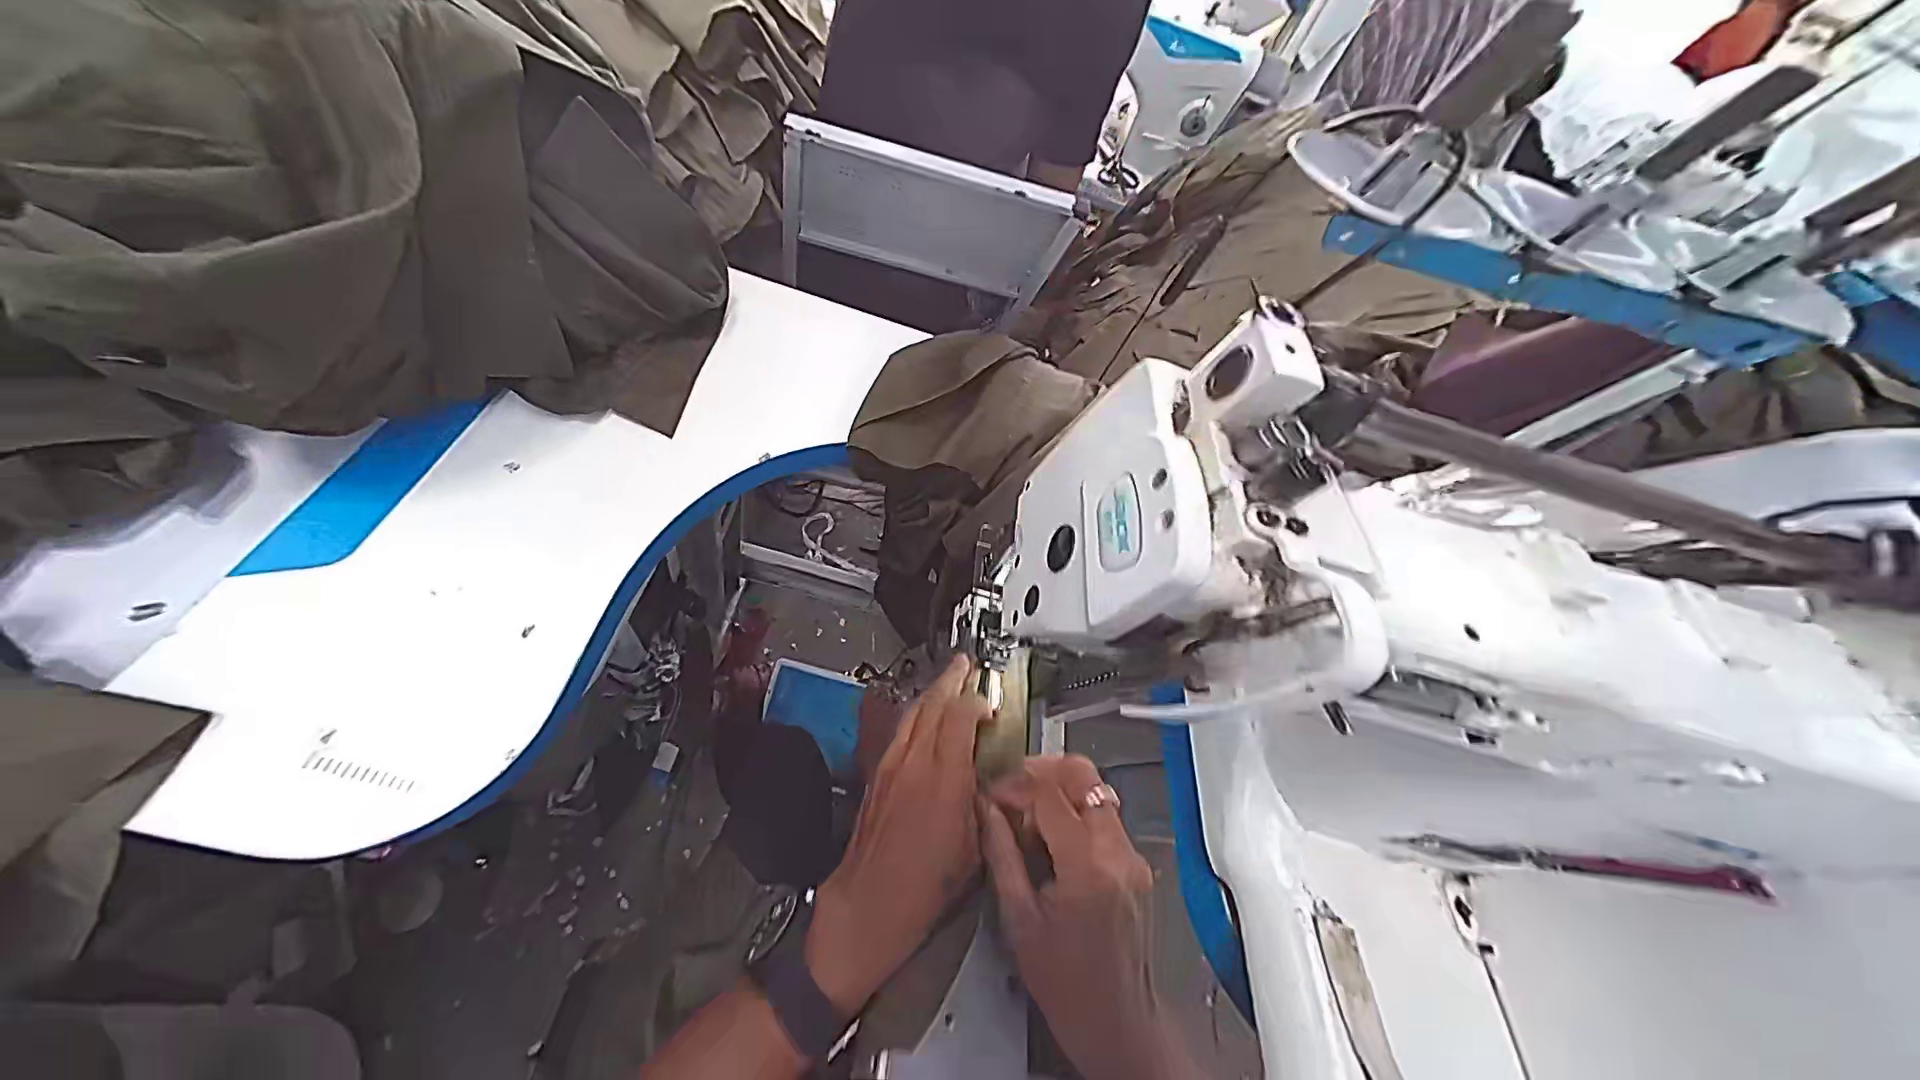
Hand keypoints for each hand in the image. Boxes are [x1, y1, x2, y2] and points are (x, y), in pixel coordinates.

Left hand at [806, 655, 985, 1016]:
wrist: (869, 901)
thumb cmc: (921, 887)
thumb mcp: (974, 849)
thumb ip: (983, 806)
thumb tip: (987, 782)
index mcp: (944, 779)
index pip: (960, 717)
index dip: (977, 702)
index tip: (989, 702)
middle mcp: (914, 764)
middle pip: (932, 704)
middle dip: (951, 680)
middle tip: (964, 665)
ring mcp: (891, 766)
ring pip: (912, 713)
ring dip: (931, 693)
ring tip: (946, 681)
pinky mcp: (876, 775)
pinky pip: (899, 730)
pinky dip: (915, 714)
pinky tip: (921, 715)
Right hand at [981, 755, 1195, 1079]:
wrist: (1121, 1025)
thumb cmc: (1065, 985)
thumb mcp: (1019, 922)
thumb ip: (1002, 855)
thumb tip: (986, 808)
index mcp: (1088, 867)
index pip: (1051, 794)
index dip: (1015, 784)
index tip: (991, 794)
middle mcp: (1119, 851)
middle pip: (1083, 775)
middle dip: (1042, 771)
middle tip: (1011, 788)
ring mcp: (1133, 855)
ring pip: (1096, 790)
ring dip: (1058, 791)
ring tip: (1026, 818)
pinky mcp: (1137, 863)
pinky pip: (1103, 816)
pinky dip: (1074, 812)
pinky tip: (1049, 839)